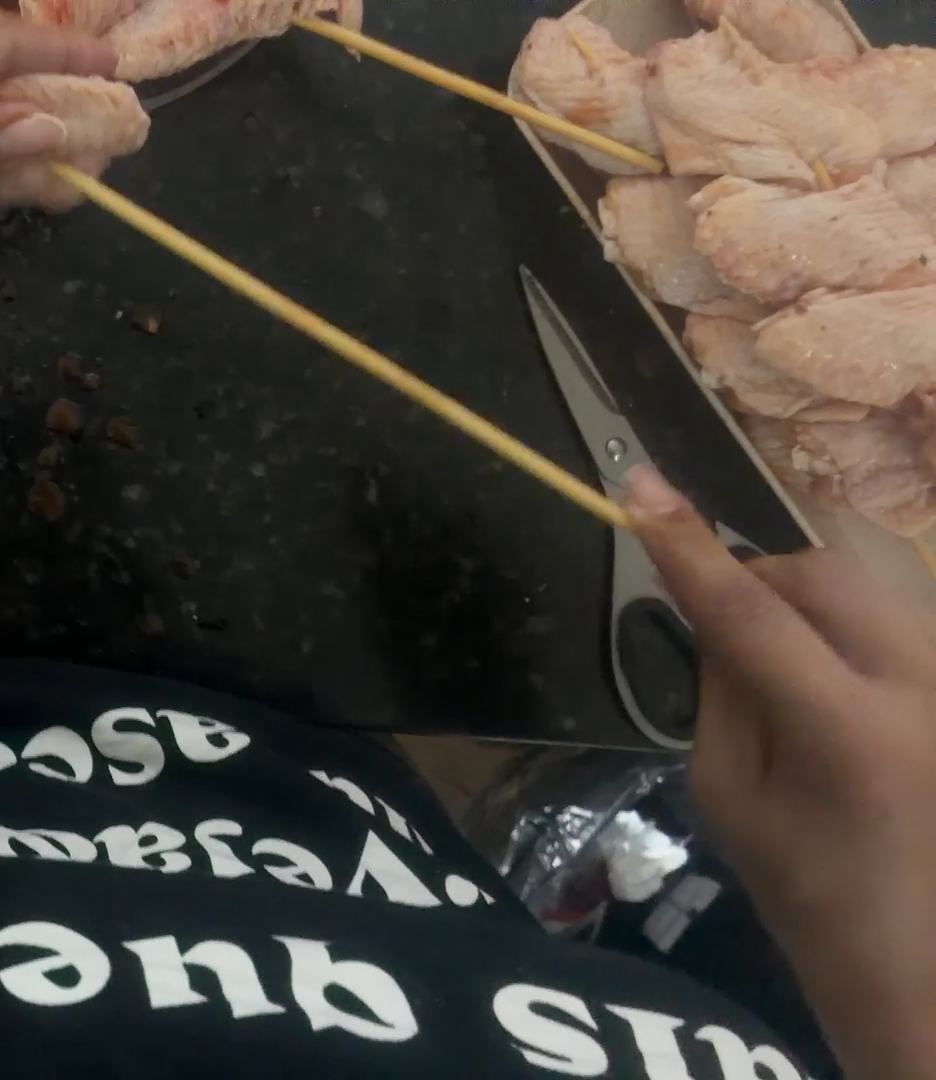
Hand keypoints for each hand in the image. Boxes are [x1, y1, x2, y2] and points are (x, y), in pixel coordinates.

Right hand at [626, 467, 935, 1079]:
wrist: (930, 955)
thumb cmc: (802, 882)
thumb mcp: (722, 785)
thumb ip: (721, 688)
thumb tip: (711, 611)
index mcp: (846, 731)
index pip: (744, 608)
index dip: (683, 542)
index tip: (638, 486)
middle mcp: (933, 694)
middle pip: (823, 573)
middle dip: (756, 574)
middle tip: (724, 628)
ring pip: (871, 587)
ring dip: (803, 602)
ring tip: (789, 670)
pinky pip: (901, 622)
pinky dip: (846, 630)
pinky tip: (840, 687)